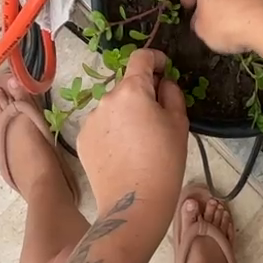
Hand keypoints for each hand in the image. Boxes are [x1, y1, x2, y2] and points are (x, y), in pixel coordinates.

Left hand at [77, 47, 187, 232]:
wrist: (134, 204)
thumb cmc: (164, 163)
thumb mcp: (179, 123)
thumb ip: (172, 94)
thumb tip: (163, 83)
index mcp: (132, 90)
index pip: (141, 58)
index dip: (156, 59)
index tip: (164, 70)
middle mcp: (106, 99)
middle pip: (128, 86)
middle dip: (143, 95)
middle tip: (158, 119)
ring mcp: (90, 119)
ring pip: (114, 107)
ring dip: (126, 114)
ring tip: (139, 142)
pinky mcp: (82, 139)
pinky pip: (101, 125)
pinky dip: (112, 131)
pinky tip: (123, 153)